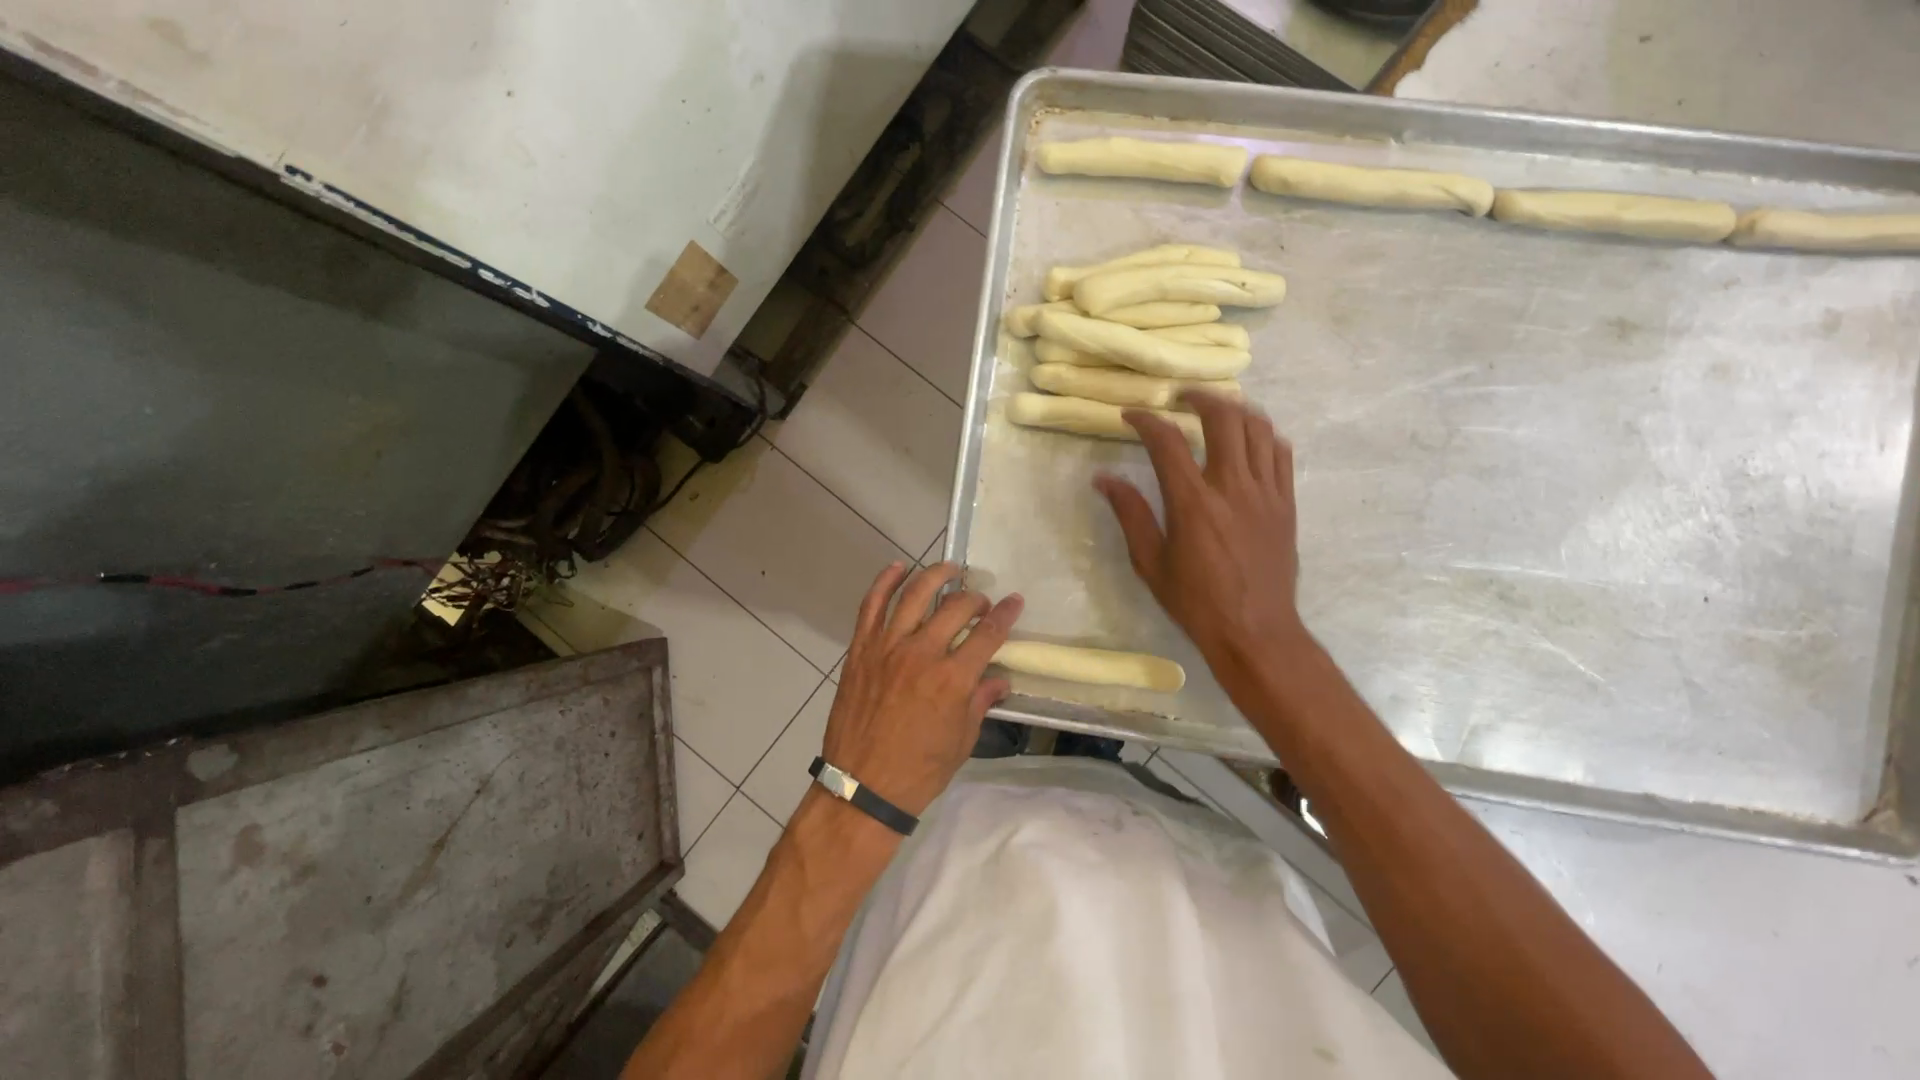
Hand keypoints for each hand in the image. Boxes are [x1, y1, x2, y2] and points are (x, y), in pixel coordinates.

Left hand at [821, 562, 1023, 816]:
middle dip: (975, 598)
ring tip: (949, 569)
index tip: (1015, 601)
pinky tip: (898, 568)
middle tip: (980, 601)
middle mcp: (921, 653)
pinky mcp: (861, 649)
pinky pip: (872, 605)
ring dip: (935, 576)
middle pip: (955, 608)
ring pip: (914, 595)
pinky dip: (885, 582)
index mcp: (952, 679)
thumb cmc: (920, 769)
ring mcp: (887, 647)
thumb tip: (999, 679)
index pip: (988, 634)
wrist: (863, 786)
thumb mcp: (962, 740)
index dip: (1005, 614)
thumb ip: (980, 701)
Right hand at [1094, 391, 1306, 672]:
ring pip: (1258, 427)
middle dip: (1200, 397)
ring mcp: (1266, 493)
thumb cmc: (1196, 603)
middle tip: (1181, 398)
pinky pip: (1281, 453)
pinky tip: (1249, 441)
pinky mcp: (1287, 503)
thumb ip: (1130, 514)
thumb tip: (1105, 478)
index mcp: (1194, 503)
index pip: (1168, 441)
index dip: (1146, 419)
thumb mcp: (1151, 563)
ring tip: (1216, 412)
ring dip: (1235, 410)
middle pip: (1223, 417)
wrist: (1256, 631)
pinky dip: (1264, 436)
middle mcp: (1233, 488)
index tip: (1131, 416)